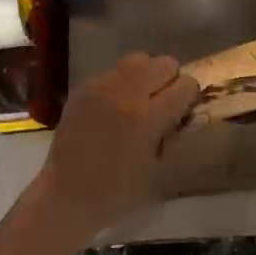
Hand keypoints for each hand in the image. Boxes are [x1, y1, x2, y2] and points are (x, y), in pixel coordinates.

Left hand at [36, 54, 198, 242]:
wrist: (67, 194)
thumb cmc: (118, 190)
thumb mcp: (158, 164)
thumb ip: (172, 130)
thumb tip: (183, 109)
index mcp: (148, 117)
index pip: (185, 85)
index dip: (188, 97)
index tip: (183, 109)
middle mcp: (125, 93)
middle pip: (164, 63)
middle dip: (169, 80)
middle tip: (163, 102)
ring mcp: (101, 86)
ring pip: (138, 59)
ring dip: (146, 76)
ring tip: (139, 99)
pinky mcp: (83, 87)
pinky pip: (113, 72)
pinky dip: (121, 83)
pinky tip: (114, 106)